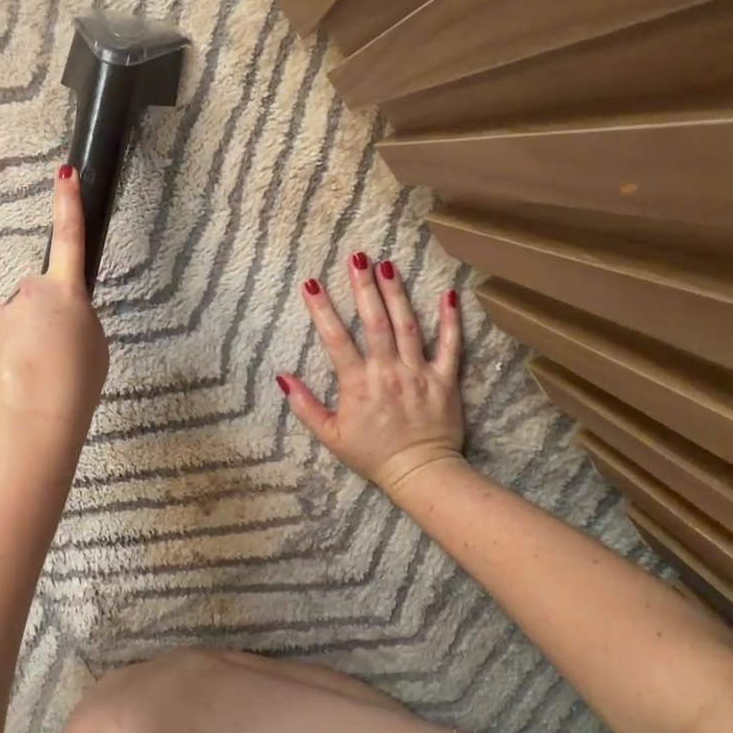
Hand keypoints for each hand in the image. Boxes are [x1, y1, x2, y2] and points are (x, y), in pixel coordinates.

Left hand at [0, 166, 108, 469]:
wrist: (32, 422)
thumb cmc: (75, 385)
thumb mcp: (96, 345)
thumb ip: (80, 318)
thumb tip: (60, 318)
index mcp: (65, 292)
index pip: (70, 238)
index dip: (68, 203)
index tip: (64, 173)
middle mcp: (29, 294)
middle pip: (43, 294)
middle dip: (50, 315)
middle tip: (62, 353)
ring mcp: (2, 315)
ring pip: (23, 319)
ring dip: (32, 339)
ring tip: (42, 373)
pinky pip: (6, 338)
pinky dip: (14, 354)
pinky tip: (21, 379)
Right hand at [279, 253, 465, 495]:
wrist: (421, 474)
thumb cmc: (372, 455)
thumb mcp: (330, 436)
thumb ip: (305, 406)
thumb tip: (282, 378)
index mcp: (358, 384)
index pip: (336, 339)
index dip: (322, 310)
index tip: (312, 283)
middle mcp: (388, 372)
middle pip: (375, 322)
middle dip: (364, 287)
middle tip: (358, 257)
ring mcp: (419, 373)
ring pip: (408, 326)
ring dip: (397, 294)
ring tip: (389, 265)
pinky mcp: (445, 380)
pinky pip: (450, 346)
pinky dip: (451, 320)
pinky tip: (448, 294)